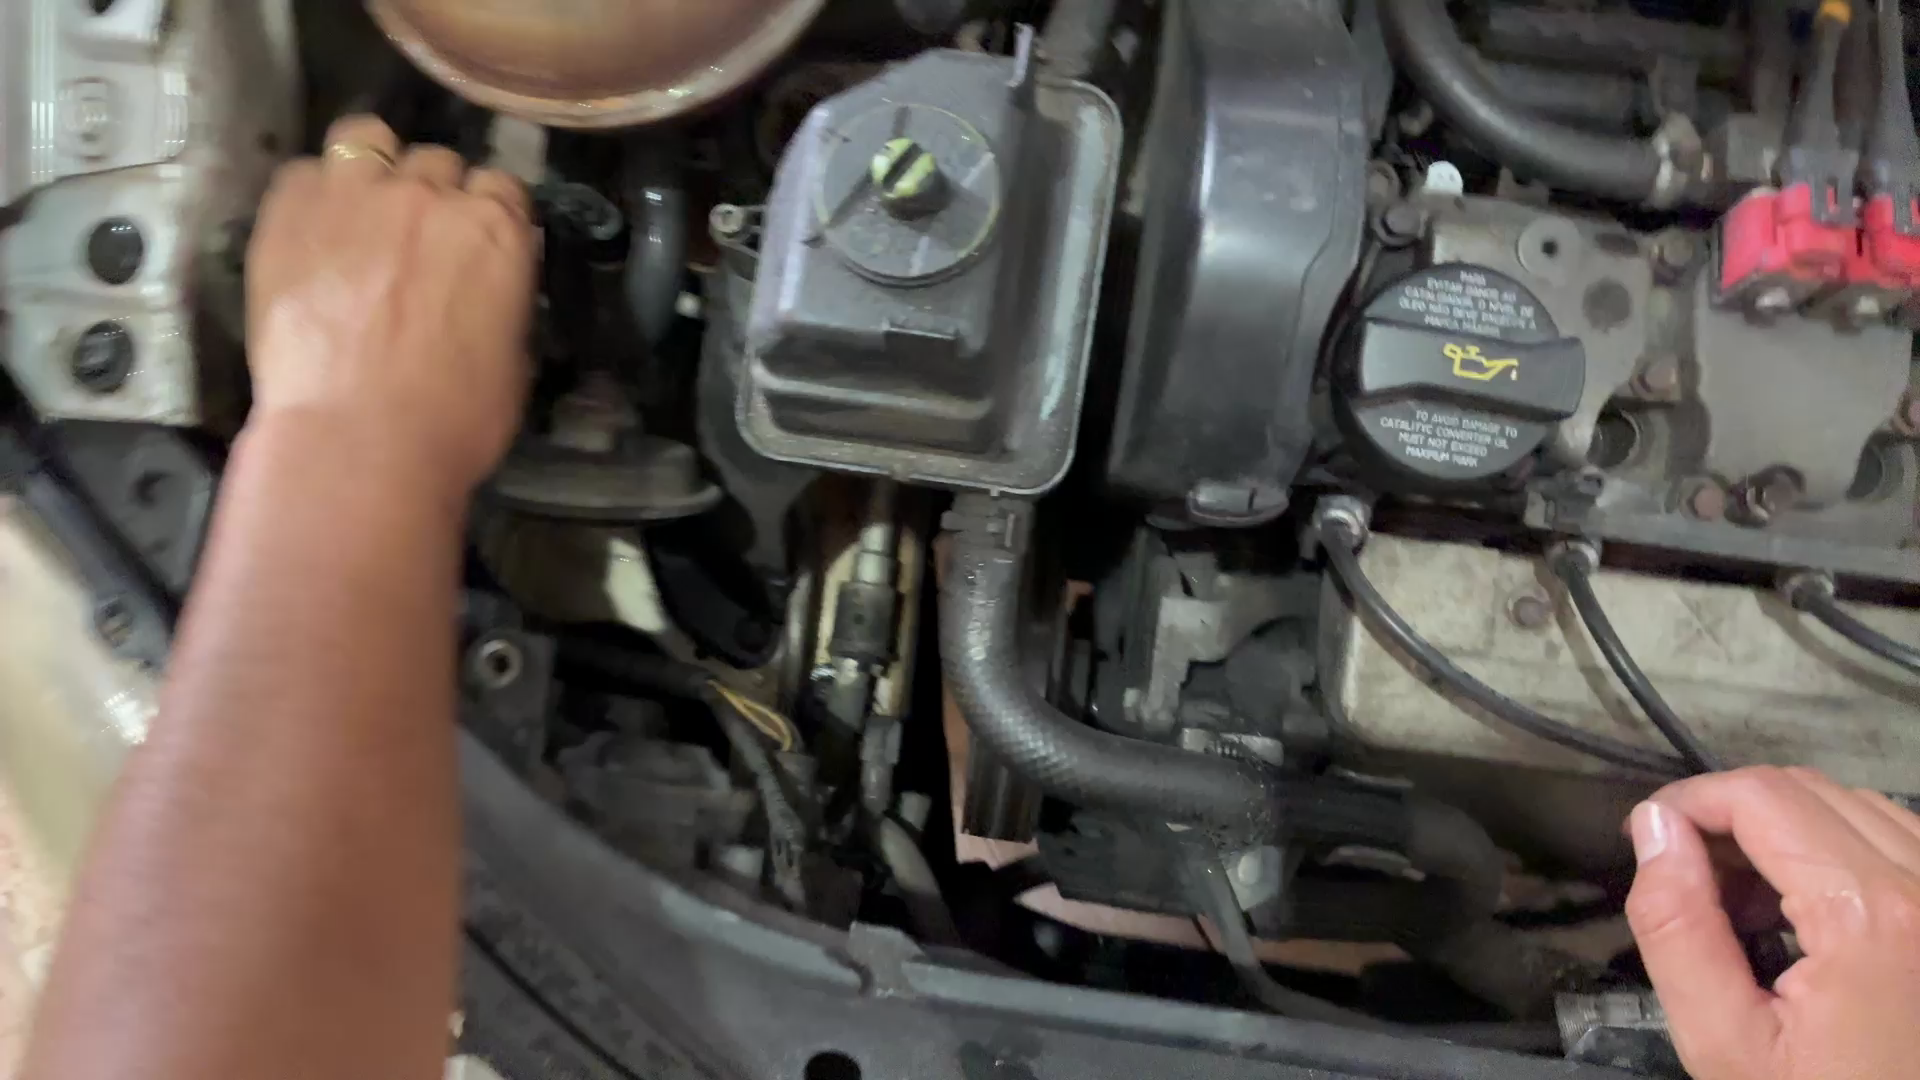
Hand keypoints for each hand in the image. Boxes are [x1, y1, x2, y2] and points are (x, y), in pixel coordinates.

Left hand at [244, 115, 536, 498]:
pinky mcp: (287, 207)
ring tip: (375, 210)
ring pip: (370, 140)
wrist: (364, 434)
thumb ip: (504, 298)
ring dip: (383, 168)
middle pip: (442, 162)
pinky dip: (326, 188)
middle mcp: (431, 197)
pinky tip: (327, 228)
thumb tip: (491, 286)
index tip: (492, 241)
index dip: (500, 214)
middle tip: (433, 238)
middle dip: (443, 192)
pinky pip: (312, 167)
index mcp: (500, 235)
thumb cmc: (463, 413)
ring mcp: (354, 194)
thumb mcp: (516, 355)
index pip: (507, 189)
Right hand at [1625, 766, 1919, 1079]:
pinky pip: (1904, 843)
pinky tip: (1809, 904)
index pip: (1758, 795)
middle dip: (1727, 811)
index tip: (1645, 842)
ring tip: (1744, 889)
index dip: (1682, 802)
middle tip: (1686, 866)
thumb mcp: (1722, 1036)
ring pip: (1859, 807)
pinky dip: (1836, 849)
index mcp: (1876, 920)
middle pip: (1808, 790)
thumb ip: (1673, 923)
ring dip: (1782, 827)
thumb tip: (1654, 825)